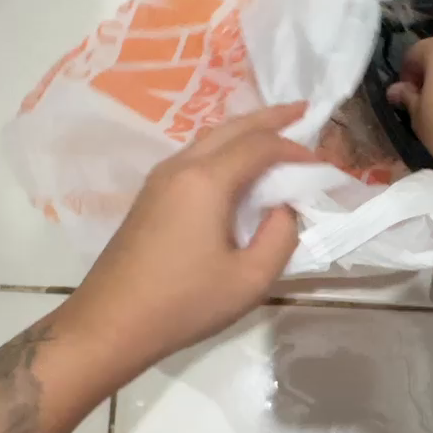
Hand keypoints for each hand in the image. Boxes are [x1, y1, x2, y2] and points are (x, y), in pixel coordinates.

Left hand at [62, 104, 314, 377]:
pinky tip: (237, 165)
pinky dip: (225, 149)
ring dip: (245, 131)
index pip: (259, 146)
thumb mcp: (250, 280)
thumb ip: (280, 237)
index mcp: (206, 181)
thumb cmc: (184, 303)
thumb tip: (283, 210)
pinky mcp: (150, 196)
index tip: (321, 162)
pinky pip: (195, 156)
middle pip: (232, 127)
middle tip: (303, 109)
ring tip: (274, 131)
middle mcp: (181, 167)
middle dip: (270, 117)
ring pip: (209, 138)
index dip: (294, 148)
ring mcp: (160, 179)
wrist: (111, 322)